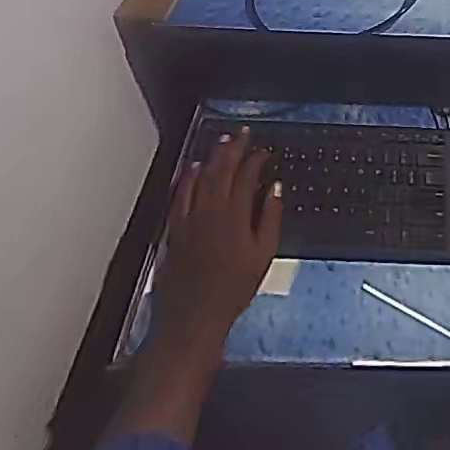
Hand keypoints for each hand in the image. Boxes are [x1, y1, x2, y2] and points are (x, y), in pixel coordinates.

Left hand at [101, 129, 280, 448]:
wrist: (194, 316)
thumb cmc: (233, 289)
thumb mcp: (263, 255)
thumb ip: (270, 217)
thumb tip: (274, 189)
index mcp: (235, 215)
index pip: (246, 176)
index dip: (255, 159)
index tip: (263, 151)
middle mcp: (211, 209)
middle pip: (222, 169)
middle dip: (234, 148)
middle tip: (242, 133)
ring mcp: (190, 216)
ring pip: (201, 176)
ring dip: (213, 156)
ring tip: (222, 142)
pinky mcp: (175, 226)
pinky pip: (181, 192)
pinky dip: (188, 176)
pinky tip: (193, 166)